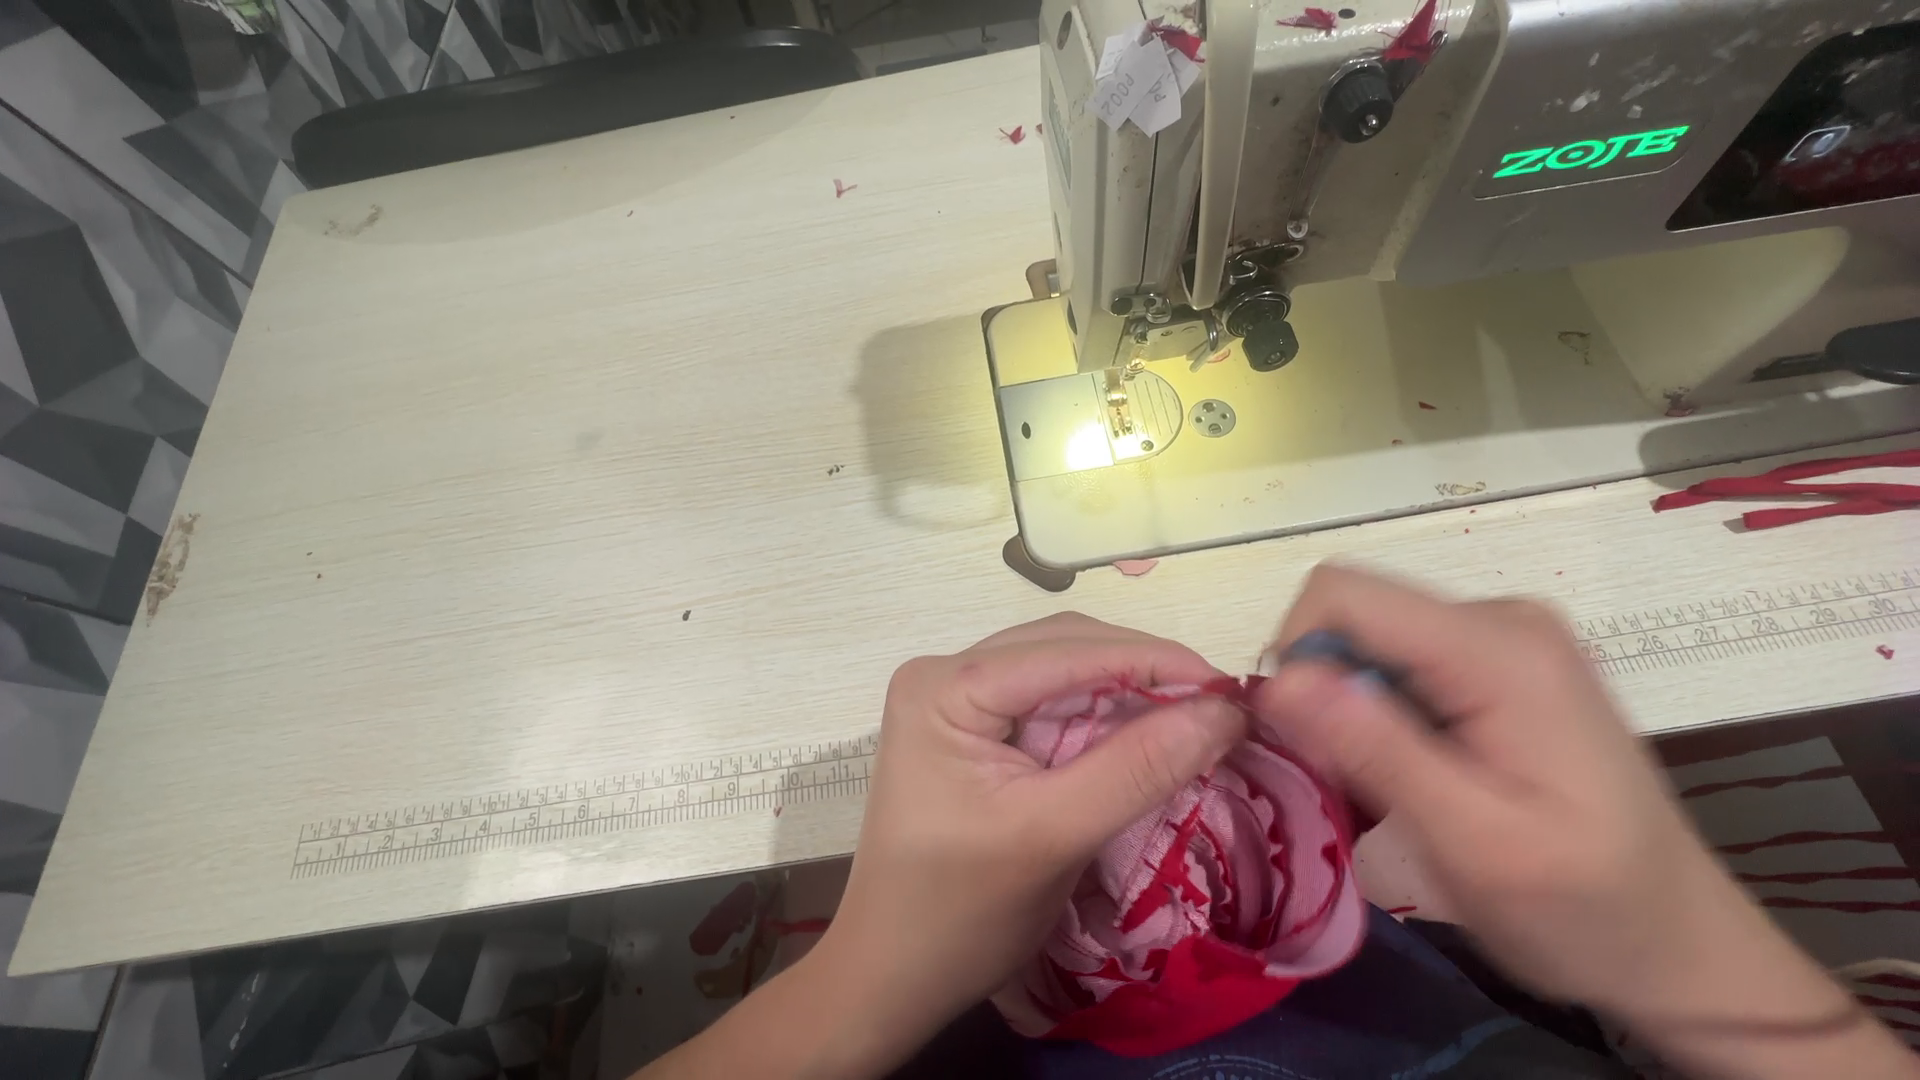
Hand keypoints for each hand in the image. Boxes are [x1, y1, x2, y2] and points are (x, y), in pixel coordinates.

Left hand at [812, 613, 1246, 1065]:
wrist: (893, 972)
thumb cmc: (958, 913)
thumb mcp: (1052, 837)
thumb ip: (1135, 769)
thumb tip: (1224, 711)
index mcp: (944, 687)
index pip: (1064, 652)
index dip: (1152, 660)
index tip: (1231, 687)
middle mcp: (945, 673)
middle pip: (1062, 649)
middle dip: (1142, 671)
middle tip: (1219, 706)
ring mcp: (957, 698)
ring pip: (1061, 670)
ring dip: (1127, 690)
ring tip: (1193, 717)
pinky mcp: (974, 726)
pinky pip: (1050, 702)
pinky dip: (1101, 715)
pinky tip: (1143, 733)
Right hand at [1253, 564, 1914, 1077]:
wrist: (1682, 949)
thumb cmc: (1585, 910)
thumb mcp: (1474, 842)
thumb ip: (1378, 750)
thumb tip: (1280, 680)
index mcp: (1499, 648)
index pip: (1342, 594)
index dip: (1297, 656)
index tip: (1309, 740)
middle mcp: (1498, 618)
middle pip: (1349, 614)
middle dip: (1322, 691)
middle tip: (1350, 779)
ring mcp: (1498, 636)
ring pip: (1362, 639)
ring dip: (1346, 709)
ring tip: (1385, 786)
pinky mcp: (1492, 661)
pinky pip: (1391, 660)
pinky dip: (1373, 713)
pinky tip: (1409, 771)